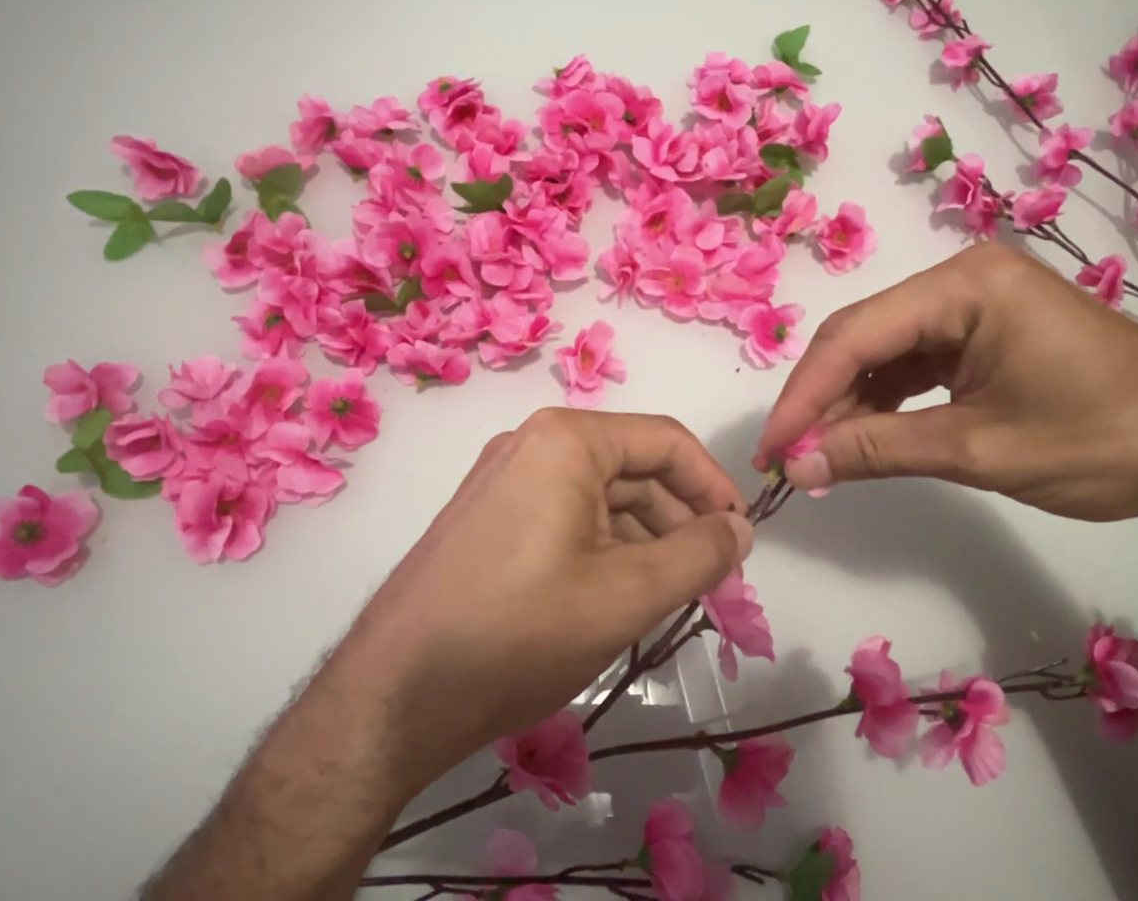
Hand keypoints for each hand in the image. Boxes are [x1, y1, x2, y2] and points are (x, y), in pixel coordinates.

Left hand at [333, 408, 750, 794]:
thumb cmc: (520, 632)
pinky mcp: (486, 523)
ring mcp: (501, 484)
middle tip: (709, 580)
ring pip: (599, 499)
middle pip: (632, 469)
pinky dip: (603, 552)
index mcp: (566, 441)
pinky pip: (564, 520)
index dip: (715, 487)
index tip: (741, 541)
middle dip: (679, 520)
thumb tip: (740, 529)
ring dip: (644, 541)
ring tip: (667, 599)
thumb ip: (700, 554)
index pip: (666, 442)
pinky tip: (616, 600)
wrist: (396, 695)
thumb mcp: (628, 594)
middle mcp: (530, 446)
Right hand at [756, 244, 1137, 521]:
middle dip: (822, 400)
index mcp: (967, 285)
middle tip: (789, 461)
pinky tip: (864, 436)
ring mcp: (978, 305)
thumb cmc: (1105, 442)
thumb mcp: (981, 450)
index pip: (855, 336)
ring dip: (850, 403)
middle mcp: (965, 279)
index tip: (770, 451)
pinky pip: (917, 362)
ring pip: (886, 351)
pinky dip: (886, 401)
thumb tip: (797, 466)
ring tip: (821, 458)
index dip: (803, 396)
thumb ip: (879, 450)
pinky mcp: (988, 333)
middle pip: (864, 336)